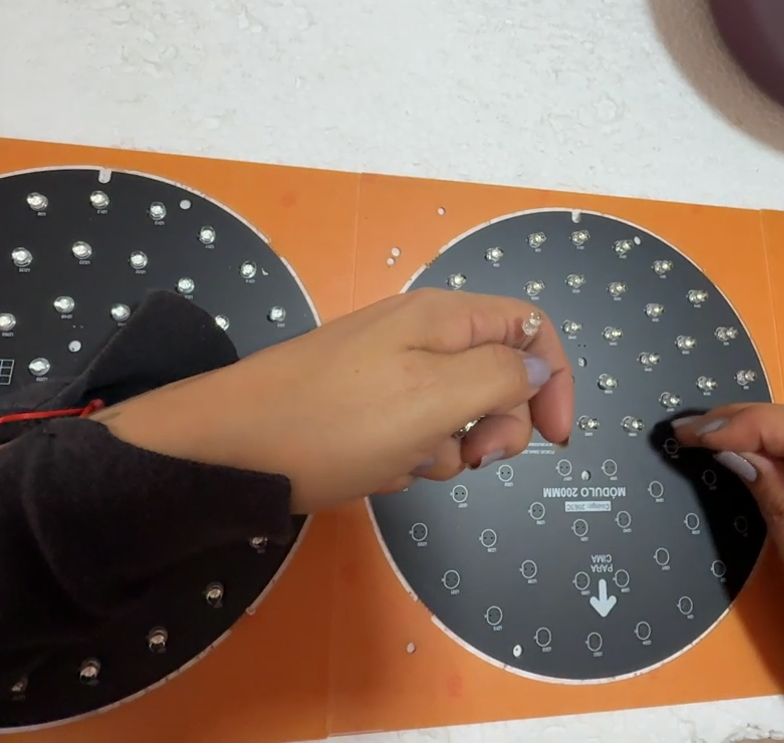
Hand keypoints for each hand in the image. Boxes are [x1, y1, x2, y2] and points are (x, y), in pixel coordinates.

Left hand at [96, 289, 574, 512]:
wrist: (227, 448)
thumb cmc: (335, 421)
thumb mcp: (432, 398)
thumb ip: (500, 376)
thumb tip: (539, 369)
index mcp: (445, 316)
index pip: (531, 327)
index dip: (555, 377)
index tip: (555, 439)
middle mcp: (424, 333)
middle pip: (500, 371)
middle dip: (499, 421)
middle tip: (474, 459)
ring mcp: (393, 367)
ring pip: (460, 408)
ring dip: (450, 444)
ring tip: (406, 460)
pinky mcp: (369, 402)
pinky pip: (419, 427)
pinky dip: (413, 452)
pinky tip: (381, 466)